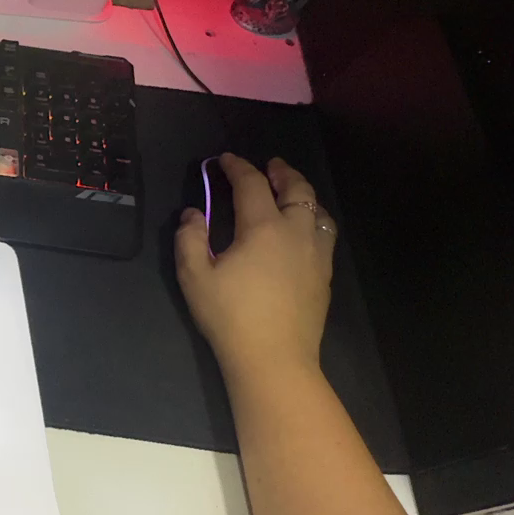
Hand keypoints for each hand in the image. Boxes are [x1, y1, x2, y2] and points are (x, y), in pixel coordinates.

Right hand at [174, 154, 334, 382]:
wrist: (272, 354)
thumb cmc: (228, 314)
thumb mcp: (194, 277)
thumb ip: (190, 240)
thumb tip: (192, 213)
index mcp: (262, 227)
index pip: (251, 185)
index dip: (237, 168)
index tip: (224, 160)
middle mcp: (295, 231)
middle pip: (296, 189)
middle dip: (281, 172)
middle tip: (269, 165)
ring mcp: (316, 251)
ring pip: (317, 209)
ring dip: (302, 192)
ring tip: (290, 190)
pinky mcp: (324, 271)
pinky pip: (324, 230)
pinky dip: (312, 216)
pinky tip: (303, 226)